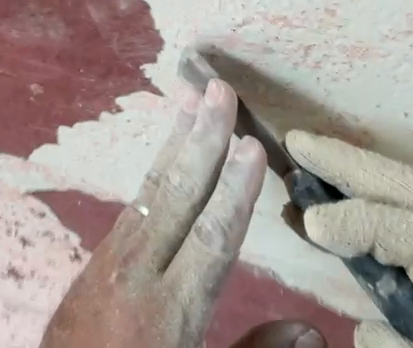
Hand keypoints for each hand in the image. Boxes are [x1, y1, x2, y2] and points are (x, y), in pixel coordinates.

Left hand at [40, 79, 324, 347]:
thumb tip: (311, 331)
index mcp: (168, 311)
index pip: (210, 240)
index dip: (234, 192)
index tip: (253, 147)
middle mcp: (136, 271)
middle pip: (176, 196)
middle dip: (202, 140)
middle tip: (219, 89)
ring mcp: (113, 257)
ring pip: (151, 190)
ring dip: (175, 142)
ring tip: (192, 99)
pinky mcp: (100, 255)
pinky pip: (135, 203)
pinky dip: (154, 170)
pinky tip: (168, 153)